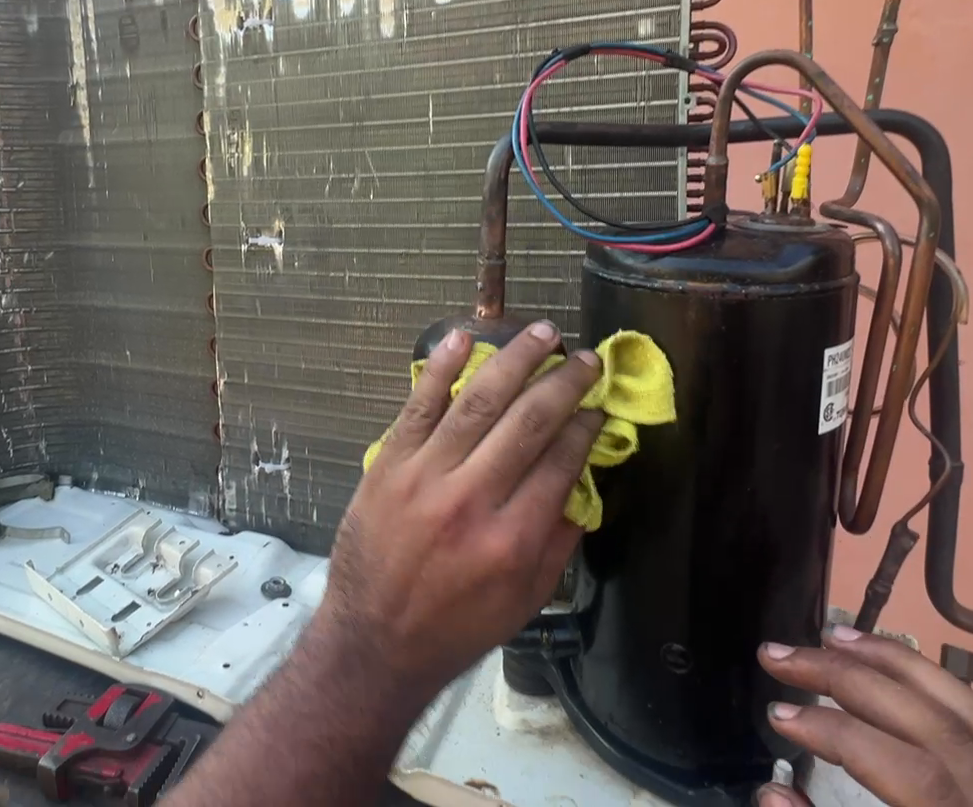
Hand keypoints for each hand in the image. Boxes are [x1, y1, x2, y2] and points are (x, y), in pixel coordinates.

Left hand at [315, 320, 603, 709]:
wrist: (373, 640)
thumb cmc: (455, 626)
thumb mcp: (525, 602)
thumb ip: (558, 543)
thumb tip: (582, 486)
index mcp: (513, 538)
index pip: (561, 461)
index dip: (586, 425)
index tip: (599, 402)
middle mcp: (472, 499)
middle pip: (528, 422)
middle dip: (563, 383)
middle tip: (584, 357)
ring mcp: (425, 476)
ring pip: (478, 402)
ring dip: (514, 360)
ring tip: (542, 332)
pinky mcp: (389, 464)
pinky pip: (418, 405)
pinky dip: (441, 368)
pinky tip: (463, 337)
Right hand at [756, 625, 972, 806]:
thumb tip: (773, 793)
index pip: (912, 775)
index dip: (836, 734)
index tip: (777, 714)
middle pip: (936, 728)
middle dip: (849, 679)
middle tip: (779, 656)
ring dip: (897, 664)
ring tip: (834, 637)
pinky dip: (946, 688)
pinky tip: (902, 670)